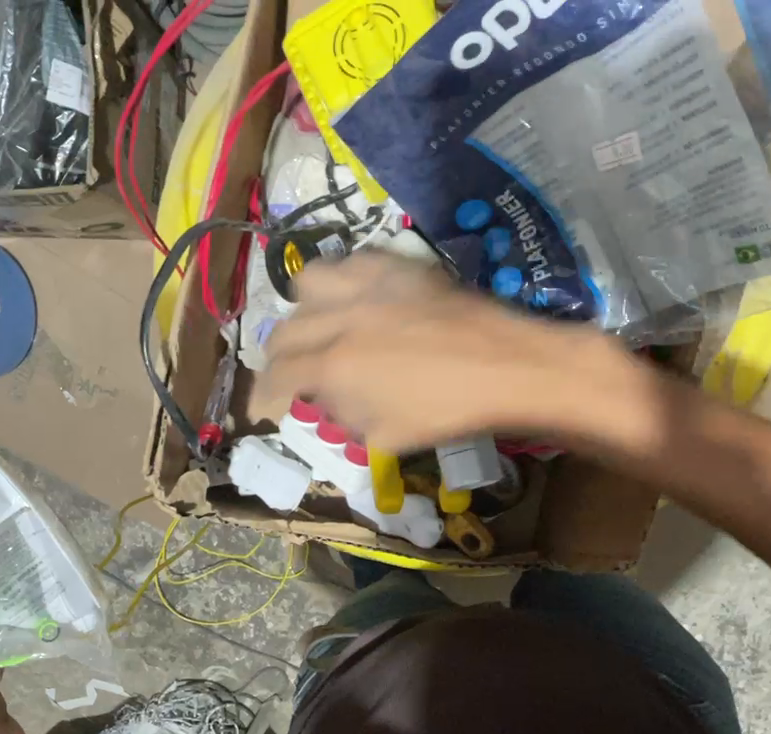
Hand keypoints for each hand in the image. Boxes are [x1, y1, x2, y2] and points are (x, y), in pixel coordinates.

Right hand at [262, 254, 640, 449]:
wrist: (509, 366)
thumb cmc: (449, 411)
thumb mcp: (386, 435)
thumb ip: (344, 417)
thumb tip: (326, 402)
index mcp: (335, 365)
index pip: (276, 377)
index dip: (261, 398)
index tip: (260, 412)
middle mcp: (341, 317)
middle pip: (284, 331)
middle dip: (277, 360)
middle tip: (289, 378)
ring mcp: (369, 284)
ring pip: (308, 283)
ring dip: (303, 310)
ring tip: (318, 327)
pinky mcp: (398, 266)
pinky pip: (351, 261)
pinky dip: (341, 282)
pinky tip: (355, 300)